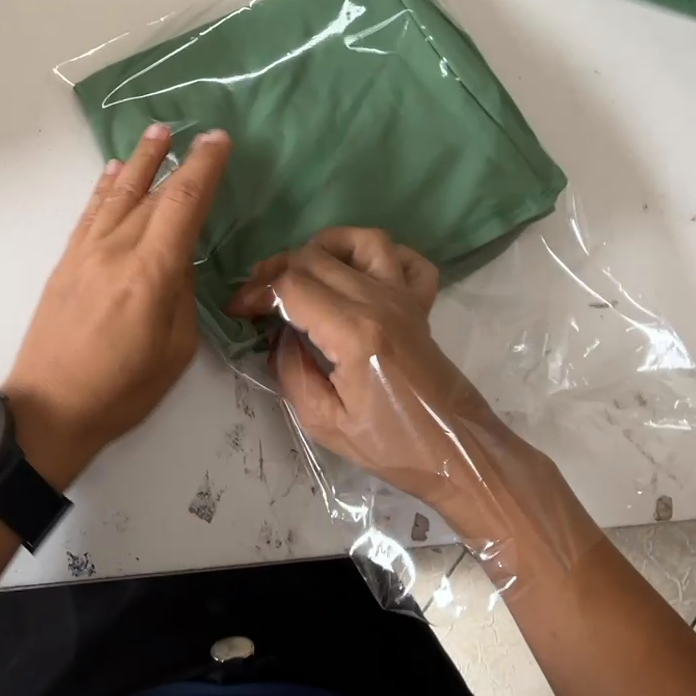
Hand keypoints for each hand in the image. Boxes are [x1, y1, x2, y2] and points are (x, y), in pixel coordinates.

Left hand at [4, 124, 231, 486]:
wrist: (49, 408)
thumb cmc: (121, 390)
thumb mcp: (174, 350)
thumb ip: (181, 295)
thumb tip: (178, 260)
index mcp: (151, 273)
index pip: (182, 203)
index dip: (203, 167)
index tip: (218, 141)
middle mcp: (116, 250)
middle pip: (152, 193)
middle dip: (178, 159)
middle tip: (198, 133)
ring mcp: (85, 253)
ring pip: (117, 193)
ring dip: (138, 160)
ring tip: (156, 131)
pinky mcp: (65, 262)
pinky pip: (88, 212)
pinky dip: (104, 187)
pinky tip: (112, 172)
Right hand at [225, 228, 545, 535]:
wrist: (458, 454)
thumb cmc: (391, 446)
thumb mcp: (323, 422)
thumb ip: (291, 372)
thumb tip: (277, 338)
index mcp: (353, 333)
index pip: (290, 287)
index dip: (255, 293)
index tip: (237, 311)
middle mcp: (379, 302)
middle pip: (314, 257)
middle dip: (274, 270)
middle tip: (257, 298)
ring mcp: (404, 299)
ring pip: (360, 241)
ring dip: (323, 247)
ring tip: (302, 271)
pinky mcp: (420, 305)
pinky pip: (406, 259)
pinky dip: (379, 254)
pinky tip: (356, 272)